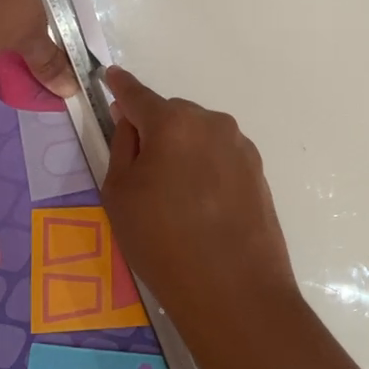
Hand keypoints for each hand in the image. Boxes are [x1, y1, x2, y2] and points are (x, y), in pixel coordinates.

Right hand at [101, 67, 297, 333]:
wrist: (236, 293)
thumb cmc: (163, 242)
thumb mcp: (120, 194)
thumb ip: (122, 146)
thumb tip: (131, 121)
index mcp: (171, 122)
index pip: (137, 94)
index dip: (120, 87)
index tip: (110, 76)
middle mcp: (210, 122)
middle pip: (170, 115)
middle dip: (154, 132)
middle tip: (141, 176)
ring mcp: (239, 145)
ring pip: (197, 135)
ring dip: (182, 151)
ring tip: (175, 200)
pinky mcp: (257, 170)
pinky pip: (219, 156)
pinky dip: (204, 169)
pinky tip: (201, 208)